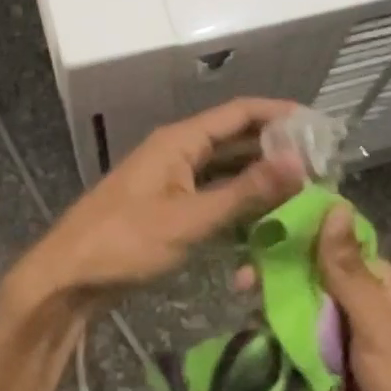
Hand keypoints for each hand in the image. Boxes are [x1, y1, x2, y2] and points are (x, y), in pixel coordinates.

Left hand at [11, 99, 305, 307]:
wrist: (68, 277)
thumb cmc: (125, 242)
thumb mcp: (191, 219)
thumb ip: (245, 192)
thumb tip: (298, 162)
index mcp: (179, 141)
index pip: (240, 113)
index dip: (281, 115)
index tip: (321, 126)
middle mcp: (177, 153)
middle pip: (235, 141)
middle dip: (276, 151)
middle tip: (321, 168)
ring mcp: (171, 182)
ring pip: (225, 172)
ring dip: (259, 181)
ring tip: (303, 195)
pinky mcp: (167, 209)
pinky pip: (212, 198)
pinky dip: (238, 206)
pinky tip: (265, 222)